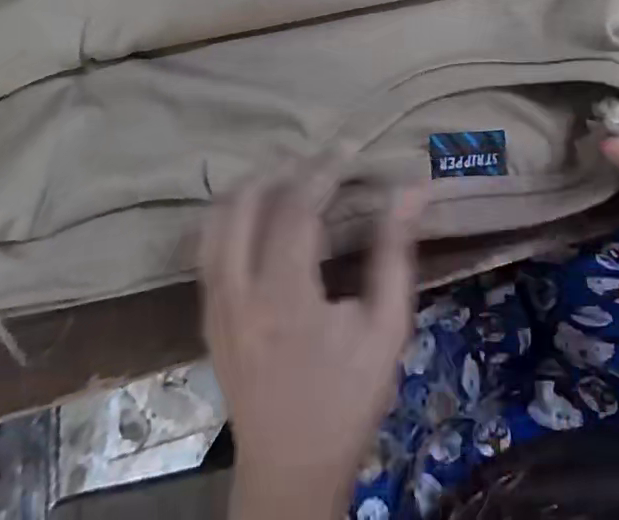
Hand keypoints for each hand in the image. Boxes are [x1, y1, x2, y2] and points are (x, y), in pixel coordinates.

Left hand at [201, 172, 426, 519]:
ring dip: (250, 189)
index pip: (297, 207)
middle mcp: (237, 291)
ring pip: (215, 222)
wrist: (289, 471)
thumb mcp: (387, 328)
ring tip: (287, 176)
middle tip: (317, 159)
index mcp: (284, 295)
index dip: (323, 169)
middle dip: (280, 170)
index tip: (347, 147)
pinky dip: (232, 217)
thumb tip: (411, 189)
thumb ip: (395, 253)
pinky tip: (259, 216)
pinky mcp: (206, 317)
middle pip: (244, 203)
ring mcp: (214, 304)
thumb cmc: (347, 399)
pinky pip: (207, 248)